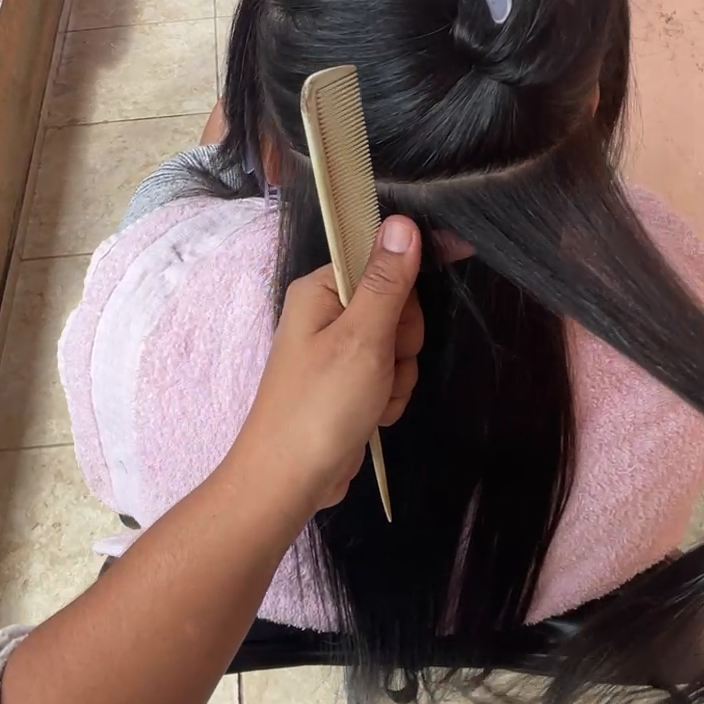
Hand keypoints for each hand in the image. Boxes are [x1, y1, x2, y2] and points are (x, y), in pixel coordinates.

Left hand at [229, 216, 424, 512]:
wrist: (289, 481)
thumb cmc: (320, 405)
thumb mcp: (361, 338)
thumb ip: (387, 282)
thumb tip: (403, 222)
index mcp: (321, 290)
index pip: (382, 263)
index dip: (405, 289)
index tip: (413, 312)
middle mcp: (328, 314)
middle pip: (398, 308)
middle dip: (401, 344)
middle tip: (378, 366)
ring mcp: (338, 351)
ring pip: (400, 347)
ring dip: (396, 377)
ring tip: (369, 399)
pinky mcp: (349, 383)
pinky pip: (390, 376)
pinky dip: (388, 397)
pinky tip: (370, 416)